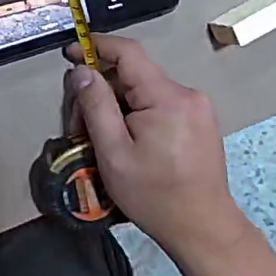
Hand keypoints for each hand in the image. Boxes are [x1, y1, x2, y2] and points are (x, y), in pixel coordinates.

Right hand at [64, 35, 248, 258]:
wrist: (204, 230)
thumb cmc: (154, 196)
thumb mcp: (114, 153)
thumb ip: (96, 106)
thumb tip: (82, 72)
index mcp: (167, 97)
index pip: (129, 52)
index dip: (96, 46)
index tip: (70, 53)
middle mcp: (186, 94)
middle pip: (133, 75)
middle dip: (100, 90)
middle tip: (77, 123)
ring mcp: (196, 108)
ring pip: (143, 91)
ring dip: (115, 105)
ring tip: (98, 138)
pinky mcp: (198, 121)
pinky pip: (158, 104)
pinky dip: (134, 113)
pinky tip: (122, 140)